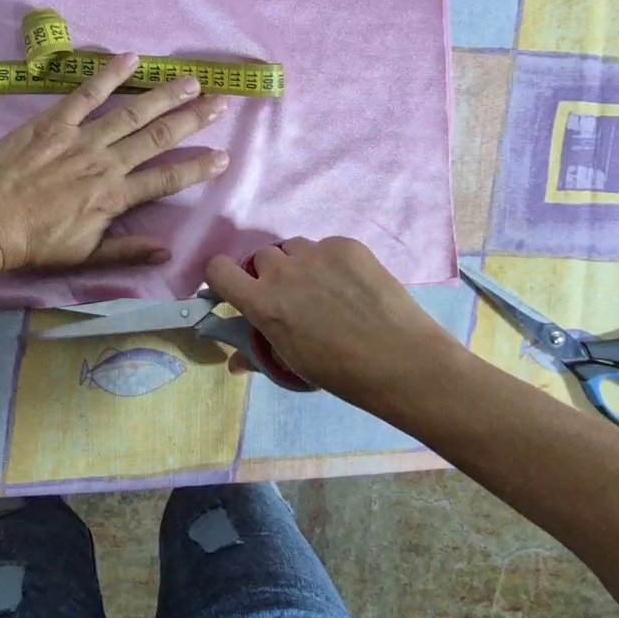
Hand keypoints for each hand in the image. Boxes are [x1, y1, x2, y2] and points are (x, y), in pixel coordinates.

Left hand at [0, 53, 229, 271]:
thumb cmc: (32, 243)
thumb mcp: (83, 256)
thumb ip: (127, 251)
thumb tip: (168, 250)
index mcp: (114, 197)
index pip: (167, 179)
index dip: (198, 168)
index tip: (224, 156)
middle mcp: (105, 162)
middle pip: (159, 137)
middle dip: (194, 120)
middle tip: (222, 103)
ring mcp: (80, 138)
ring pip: (132, 112)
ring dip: (164, 95)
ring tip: (192, 81)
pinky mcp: (52, 122)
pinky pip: (86, 95)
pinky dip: (109, 76)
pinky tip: (131, 58)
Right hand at [205, 237, 465, 410]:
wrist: (400, 359)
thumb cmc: (340, 372)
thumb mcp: (293, 365)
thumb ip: (258, 355)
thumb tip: (234, 363)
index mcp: (262, 303)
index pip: (218, 269)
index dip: (224, 276)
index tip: (238, 288)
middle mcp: (283, 272)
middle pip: (262, 257)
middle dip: (271, 274)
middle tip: (293, 296)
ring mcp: (317, 254)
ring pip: (295, 249)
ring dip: (300, 264)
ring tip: (325, 290)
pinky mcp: (347, 245)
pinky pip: (327, 247)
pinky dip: (332, 261)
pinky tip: (352, 286)